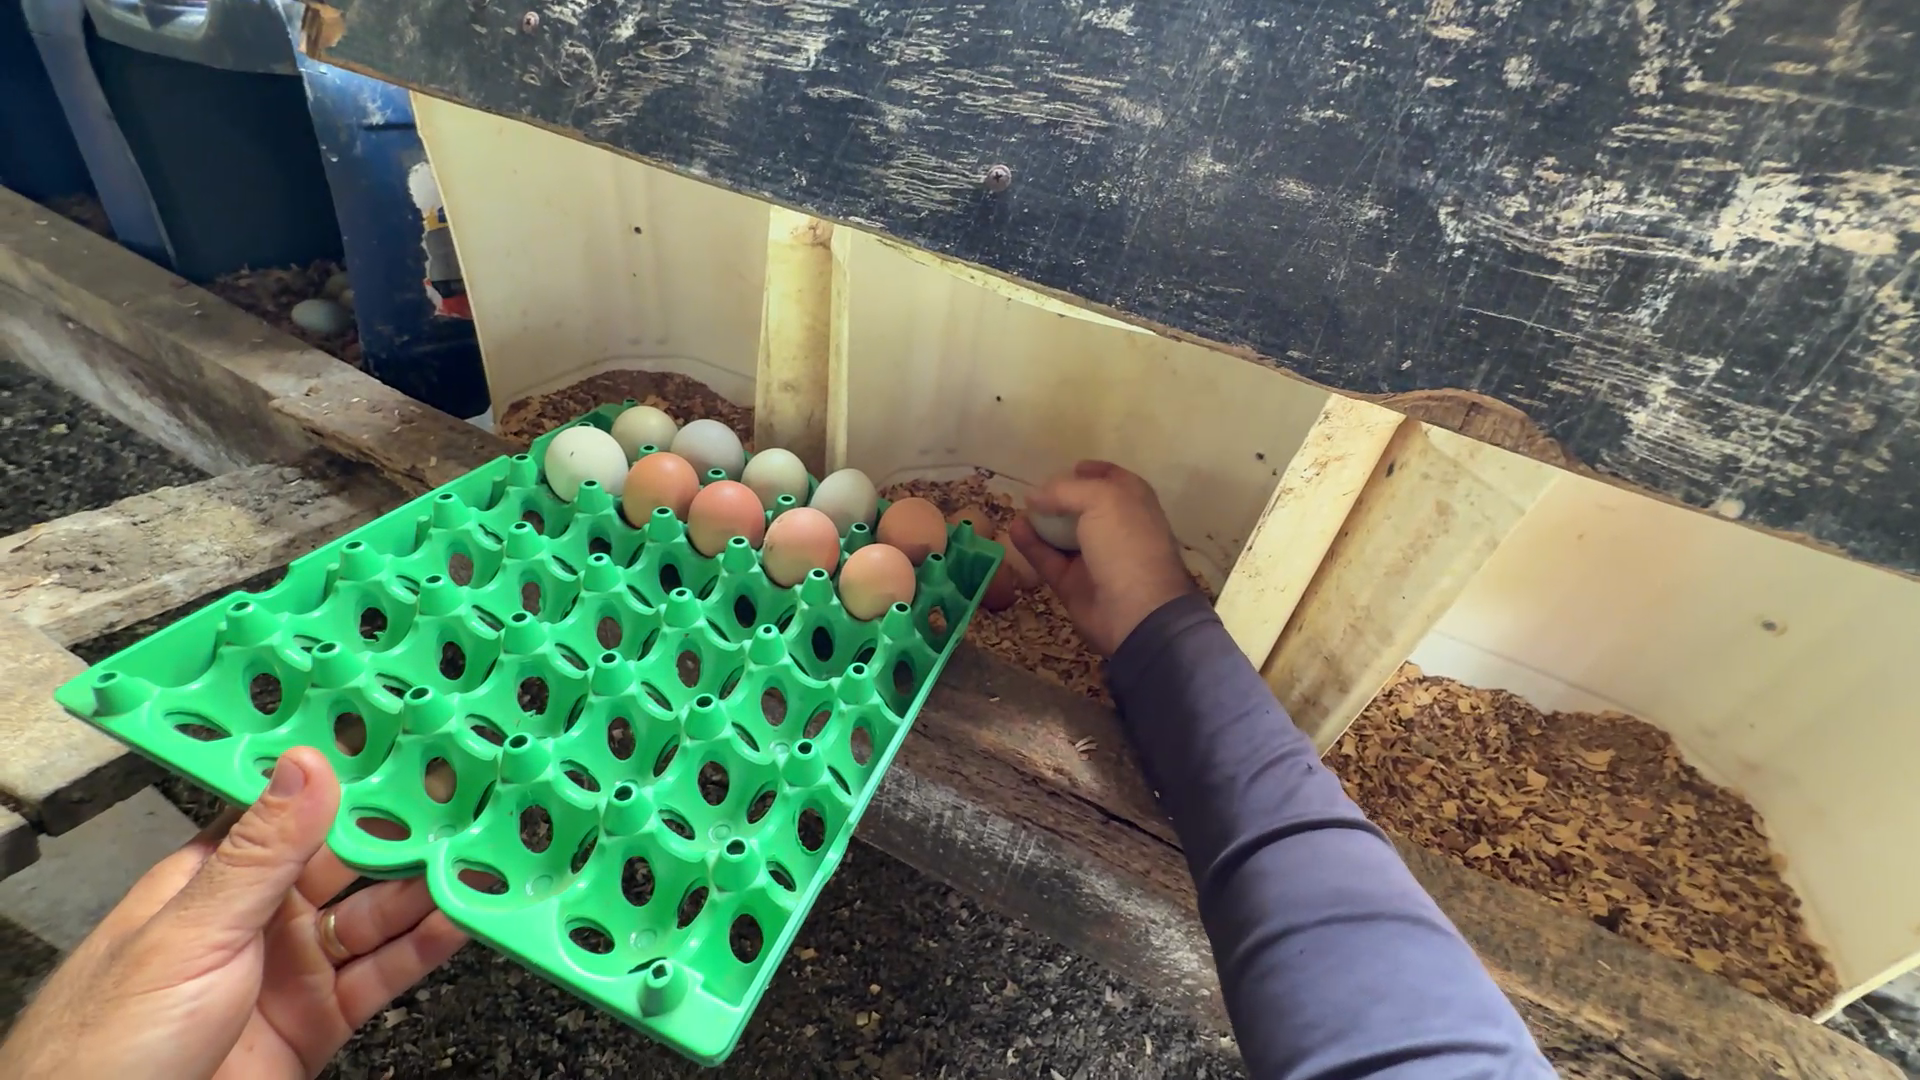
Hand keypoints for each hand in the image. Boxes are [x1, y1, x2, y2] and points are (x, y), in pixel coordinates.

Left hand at [0, 748, 467, 1079]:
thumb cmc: (101, 1051)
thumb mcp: (192, 934)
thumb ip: (263, 851)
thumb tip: (308, 761)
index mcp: (223, 882)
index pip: (306, 815)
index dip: (364, 786)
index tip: (423, 757)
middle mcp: (269, 916)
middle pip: (360, 862)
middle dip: (415, 837)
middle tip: (477, 805)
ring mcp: (300, 966)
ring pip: (386, 912)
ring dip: (434, 889)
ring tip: (482, 861)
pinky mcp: (326, 1014)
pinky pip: (391, 969)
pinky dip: (432, 944)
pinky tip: (463, 919)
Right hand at [1009, 460, 1194, 654]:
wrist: (1136, 612)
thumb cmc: (1127, 545)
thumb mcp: (1102, 500)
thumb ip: (1066, 490)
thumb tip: (1034, 495)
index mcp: (1134, 505)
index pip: (1114, 480)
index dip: (1094, 472)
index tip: (1071, 467)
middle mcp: (1115, 529)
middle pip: (1085, 508)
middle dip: (1061, 498)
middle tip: (1036, 493)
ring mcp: (1094, 558)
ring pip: (1062, 535)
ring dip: (1041, 521)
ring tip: (1019, 509)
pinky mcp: (1074, 584)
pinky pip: (1049, 560)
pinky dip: (1032, 545)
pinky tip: (1015, 529)